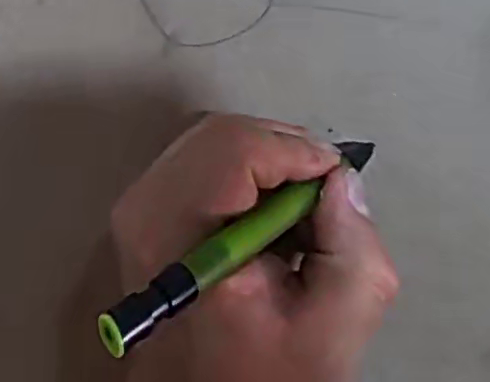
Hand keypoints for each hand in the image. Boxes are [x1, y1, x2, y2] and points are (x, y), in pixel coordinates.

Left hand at [109, 115, 397, 381]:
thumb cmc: (258, 376)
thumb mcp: (327, 338)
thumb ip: (352, 253)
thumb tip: (340, 179)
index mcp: (175, 230)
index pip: (232, 147)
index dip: (293, 149)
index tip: (339, 175)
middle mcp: (143, 202)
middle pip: (217, 133)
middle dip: (281, 147)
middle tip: (326, 185)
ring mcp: (137, 199)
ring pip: (206, 139)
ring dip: (262, 156)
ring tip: (302, 203)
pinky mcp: (143, 204)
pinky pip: (196, 158)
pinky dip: (240, 169)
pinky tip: (270, 209)